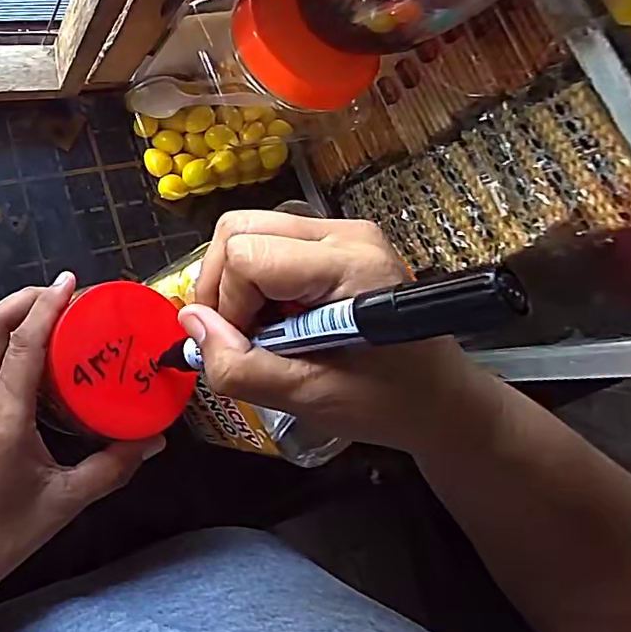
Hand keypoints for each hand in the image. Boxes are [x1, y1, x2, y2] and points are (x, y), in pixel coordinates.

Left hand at [0, 272, 164, 607]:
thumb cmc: (7, 533)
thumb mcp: (67, 500)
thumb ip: (113, 466)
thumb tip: (153, 439)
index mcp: (3, 420)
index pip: (21, 346)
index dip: (45, 306)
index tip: (69, 282)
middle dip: (22, 298)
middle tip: (61, 295)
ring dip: (3, 311)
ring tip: (41, 310)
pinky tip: (18, 342)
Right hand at [180, 211, 506, 454]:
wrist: (441, 399)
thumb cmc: (386, 402)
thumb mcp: (307, 398)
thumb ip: (239, 367)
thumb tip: (190, 322)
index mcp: (350, 266)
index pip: (247, 256)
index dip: (228, 304)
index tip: (246, 345)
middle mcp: (344, 233)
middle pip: (237, 229)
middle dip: (219, 284)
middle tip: (236, 331)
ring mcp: (337, 231)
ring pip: (242, 230)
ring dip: (230, 281)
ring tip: (254, 325)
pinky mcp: (329, 239)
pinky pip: (260, 240)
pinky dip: (247, 279)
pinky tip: (271, 314)